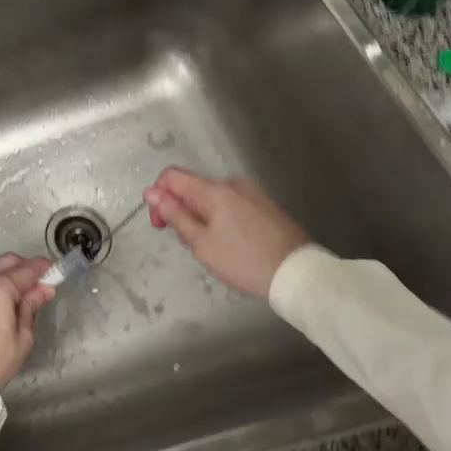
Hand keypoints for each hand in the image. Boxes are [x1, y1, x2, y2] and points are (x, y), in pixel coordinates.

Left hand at [0, 254, 55, 389]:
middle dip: (25, 267)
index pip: (27, 270)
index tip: (53, 271)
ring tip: (17, 293)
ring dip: (5, 273)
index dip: (43, 269)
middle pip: (8, 261)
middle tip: (37, 283)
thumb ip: (32, 306)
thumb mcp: (23, 337)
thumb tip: (44, 289)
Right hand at [145, 168, 310, 296]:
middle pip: (192, 186)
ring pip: (212, 196)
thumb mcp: (202, 243)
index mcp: (213, 190)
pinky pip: (232, 203)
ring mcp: (252, 192)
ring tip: (213, 246)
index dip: (158, 197)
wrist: (299, 274)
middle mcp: (232, 183)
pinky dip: (221, 217)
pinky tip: (232, 242)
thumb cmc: (244, 261)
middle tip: (190, 242)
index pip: (170, 176)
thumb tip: (151, 192)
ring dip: (202, 214)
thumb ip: (175, 215)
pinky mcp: (265, 204)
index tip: (163, 225)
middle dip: (181, 209)